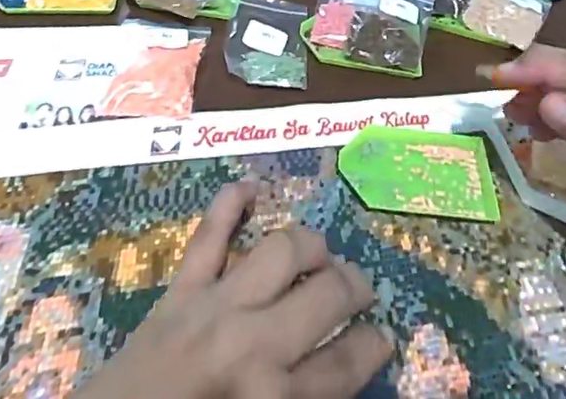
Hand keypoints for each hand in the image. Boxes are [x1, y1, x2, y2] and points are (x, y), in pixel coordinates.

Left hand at [75, 182, 392, 398]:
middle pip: (326, 296)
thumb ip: (301, 391)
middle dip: (354, 286)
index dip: (372, 346)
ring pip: (281, 252)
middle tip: (360, 289)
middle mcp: (254, 344)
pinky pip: (210, 235)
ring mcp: (216, 306)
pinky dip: (230, 204)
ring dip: (310, 247)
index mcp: (274, 398)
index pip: (344, 365)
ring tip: (320, 255)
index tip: (384, 335)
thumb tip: (339, 364)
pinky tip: (250, 187)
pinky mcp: (182, 288)